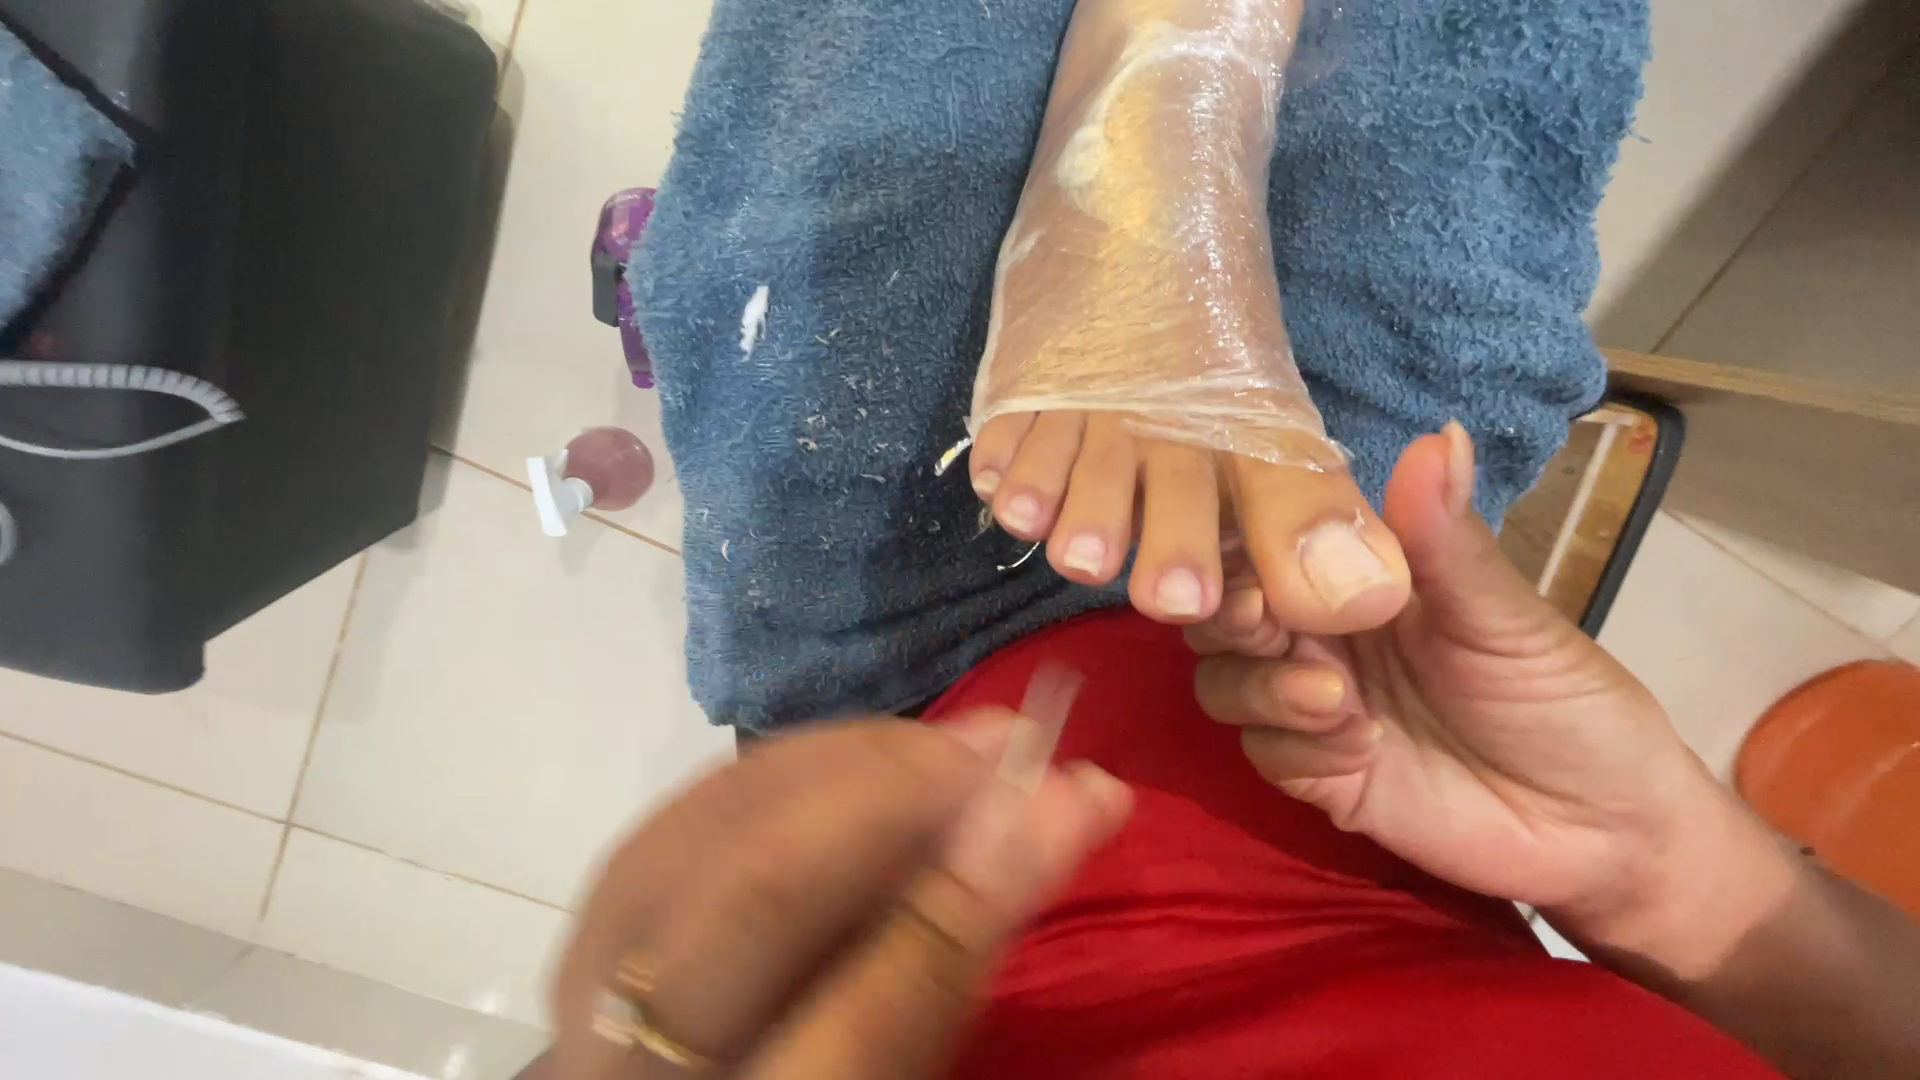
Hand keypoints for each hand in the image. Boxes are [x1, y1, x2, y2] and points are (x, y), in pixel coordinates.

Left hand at [548, 714, 1130, 1078]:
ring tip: (964, 740)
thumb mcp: (899, 1061)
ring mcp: (603, 945)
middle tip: (1015, 743)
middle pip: (767, 884)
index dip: (974, 893)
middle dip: (909, 790)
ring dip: (870, 755)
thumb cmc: (822, 1067)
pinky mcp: (616, 879)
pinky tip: (887, 750)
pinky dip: (821, 755)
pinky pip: (721, 785)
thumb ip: (960, 954)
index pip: (868, 1013)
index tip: (1068, 800)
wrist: (683, 1078)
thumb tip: (1053, 814)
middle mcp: (639, 1039)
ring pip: (735, 806)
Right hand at [1190, 423, 1733, 926]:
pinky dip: (1298, 749)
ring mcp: (1305, 707)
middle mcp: (1312, 638)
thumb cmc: (1563, 702)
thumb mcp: (1504, 618)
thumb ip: (1446, 540)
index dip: (1237, 546)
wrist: (1603, 832)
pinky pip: (1263, 751)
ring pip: (1223, 683)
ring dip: (1263, 687)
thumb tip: (1437, 434)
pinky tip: (1359, 752)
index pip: (1261, 548)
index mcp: (1347, 583)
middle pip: (1220, 617)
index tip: (1251, 555)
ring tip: (1336, 700)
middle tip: (1266, 625)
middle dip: (1228, 618)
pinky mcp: (1310, 772)